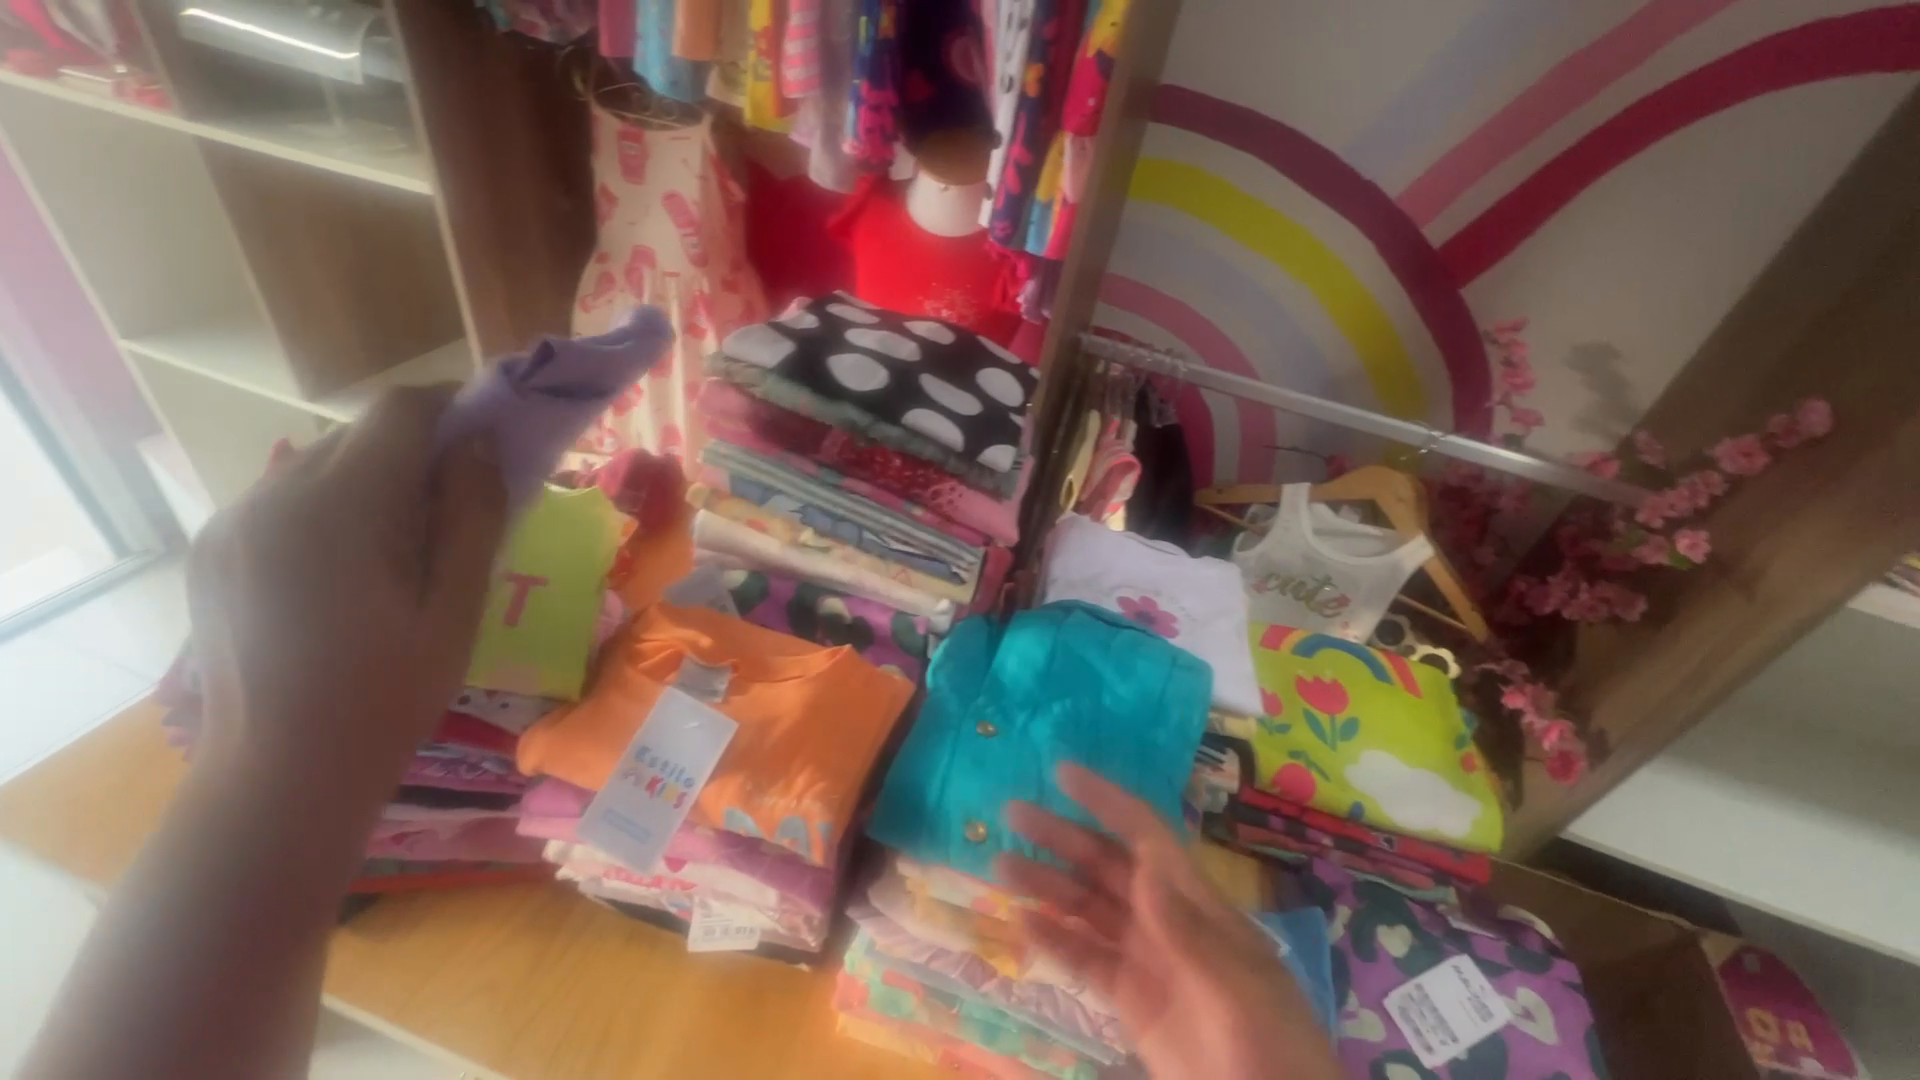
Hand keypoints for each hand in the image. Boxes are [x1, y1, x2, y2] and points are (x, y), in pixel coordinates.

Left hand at [186, 386, 507, 799]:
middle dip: (420, 453)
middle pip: (360, 436)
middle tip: (464, 509)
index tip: (495, 438)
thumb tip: (480, 445)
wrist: (282, 776)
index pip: (398, 411)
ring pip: (321, 465)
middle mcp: (269, 496)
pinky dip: (333, 508)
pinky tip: (353, 571)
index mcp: (337, 508)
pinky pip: (286, 499)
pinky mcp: (213, 551)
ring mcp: (230, 523)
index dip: (454, 407)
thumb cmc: (389, 696)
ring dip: (376, 482)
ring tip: (408, 549)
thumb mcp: (456, 607)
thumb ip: (472, 515)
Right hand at [997, 764, 1342, 1079]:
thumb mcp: (1239, 989)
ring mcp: (1146, 961)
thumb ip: (1190, 934)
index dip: (1106, 802)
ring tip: (1001, 867)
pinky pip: (1085, 960)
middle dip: (1062, 837)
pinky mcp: (1131, 1001)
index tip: (1063, 774)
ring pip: (1087, 909)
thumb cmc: (1272, 1046)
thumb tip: (1146, 868)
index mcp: (1198, 905)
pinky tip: (1021, 923)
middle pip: (1106, 867)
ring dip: (1047, 885)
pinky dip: (1053, 939)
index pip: (1146, 837)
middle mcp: (1166, 922)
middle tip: (1013, 814)